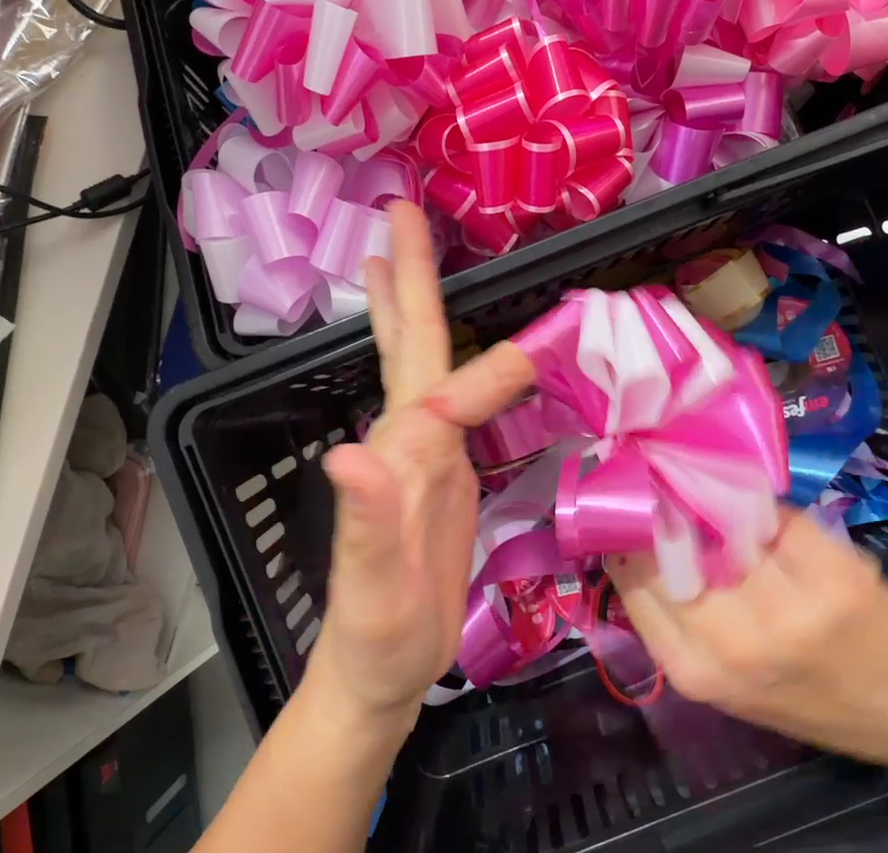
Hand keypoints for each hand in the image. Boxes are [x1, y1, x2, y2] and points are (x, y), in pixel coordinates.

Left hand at [308, 202, 535, 724]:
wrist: (376, 674)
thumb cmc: (377, 638)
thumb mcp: (372, 592)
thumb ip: (367, 525)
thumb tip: (351, 452)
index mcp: (399, 458)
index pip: (445, 394)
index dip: (490, 373)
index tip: (536, 352)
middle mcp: (406, 442)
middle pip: (412, 347)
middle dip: (410, 278)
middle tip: (401, 211)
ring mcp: (423, 455)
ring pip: (421, 364)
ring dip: (411, 307)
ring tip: (399, 260)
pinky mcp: (442, 473)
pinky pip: (451, 398)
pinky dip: (451, 360)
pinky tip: (454, 353)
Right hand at [607, 510, 887, 772]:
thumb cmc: (810, 688)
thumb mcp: (724, 669)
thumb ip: (678, 607)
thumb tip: (641, 521)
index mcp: (690, 666)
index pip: (627, 569)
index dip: (624, 524)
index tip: (629, 496)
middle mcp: (732, 643)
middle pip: (666, 538)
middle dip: (663, 500)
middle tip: (665, 480)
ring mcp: (787, 613)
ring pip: (720, 518)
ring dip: (717, 500)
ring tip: (722, 500)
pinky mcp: (837, 583)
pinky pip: (780, 517)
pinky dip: (775, 512)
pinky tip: (778, 523)